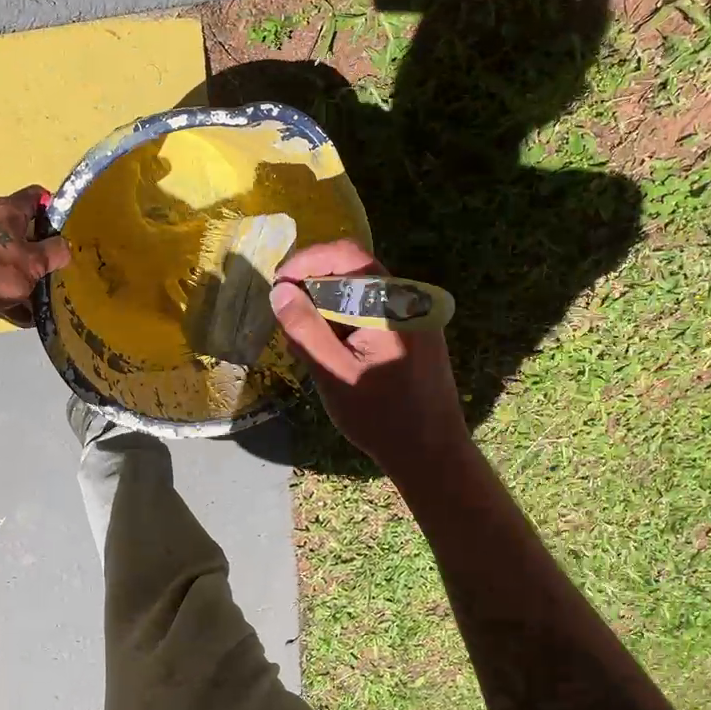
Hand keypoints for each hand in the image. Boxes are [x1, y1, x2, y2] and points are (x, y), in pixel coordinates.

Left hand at [0, 186, 71, 324]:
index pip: (36, 195)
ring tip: (36, 291)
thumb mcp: (34, 264)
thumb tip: (66, 246)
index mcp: (7, 209)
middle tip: (51, 262)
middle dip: (36, 244)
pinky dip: (3, 284)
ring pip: (4, 250)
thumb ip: (55, 252)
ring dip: (20, 268)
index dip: (53, 207)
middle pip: (19, 225)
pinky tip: (16, 309)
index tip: (63, 228)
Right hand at [270, 241, 467, 464]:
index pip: (346, 255)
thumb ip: (305, 329)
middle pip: (352, 270)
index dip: (307, 261)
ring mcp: (414, 316)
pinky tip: (330, 351)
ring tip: (304, 341)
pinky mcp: (413, 333)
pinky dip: (344, 319)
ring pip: (359, 292)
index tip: (278, 286)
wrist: (432, 454)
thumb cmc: (381, 417)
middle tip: (285, 316)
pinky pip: (372, 310)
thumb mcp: (333, 374)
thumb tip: (280, 290)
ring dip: (326, 306)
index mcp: (392, 303)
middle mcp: (409, 300)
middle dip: (312, 286)